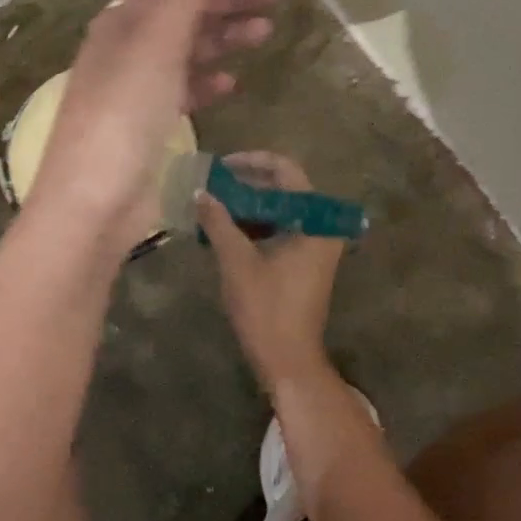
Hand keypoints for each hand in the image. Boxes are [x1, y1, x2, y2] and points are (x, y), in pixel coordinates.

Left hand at [30, 0, 288, 250]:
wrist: (92, 202)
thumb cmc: (123, 114)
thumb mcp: (158, 41)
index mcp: (119, 20)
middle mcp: (124, 48)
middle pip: (182, 7)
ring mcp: (134, 89)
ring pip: (185, 48)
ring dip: (224, 35)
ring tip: (265, 34)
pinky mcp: (146, 127)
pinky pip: (181, 91)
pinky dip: (207, 81)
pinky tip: (231, 84)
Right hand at [197, 152, 345, 385]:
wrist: (287, 358)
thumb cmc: (266, 308)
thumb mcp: (236, 261)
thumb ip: (218, 222)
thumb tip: (199, 192)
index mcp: (314, 221)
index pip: (286, 171)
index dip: (251, 162)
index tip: (220, 167)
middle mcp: (321, 227)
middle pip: (284, 189)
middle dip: (246, 184)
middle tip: (211, 185)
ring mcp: (315, 246)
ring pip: (279, 210)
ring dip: (247, 206)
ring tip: (212, 205)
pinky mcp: (304, 262)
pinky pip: (279, 229)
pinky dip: (254, 226)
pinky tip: (224, 230)